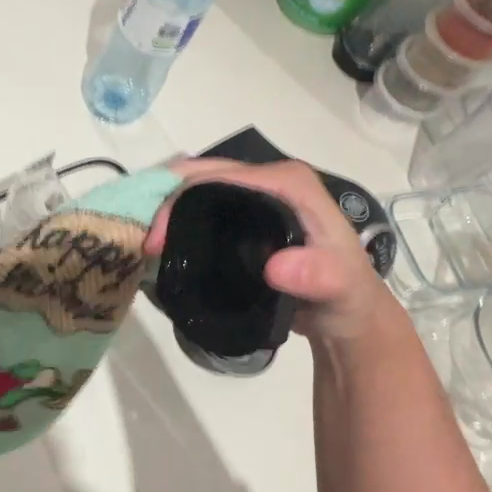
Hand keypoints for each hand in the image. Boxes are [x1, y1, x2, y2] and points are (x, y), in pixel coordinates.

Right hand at [145, 158, 397, 341]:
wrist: (347, 315)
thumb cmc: (345, 296)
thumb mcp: (338, 286)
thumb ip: (315, 275)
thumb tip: (275, 267)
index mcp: (286, 183)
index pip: (219, 177)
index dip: (180, 201)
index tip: (156, 243)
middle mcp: (267, 181)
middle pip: (200, 176)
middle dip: (163, 201)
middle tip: (144, 244)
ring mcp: (254, 199)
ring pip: (196, 190)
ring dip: (165, 211)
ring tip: (145, 246)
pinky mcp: (243, 219)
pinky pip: (202, 209)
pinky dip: (176, 221)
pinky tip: (161, 246)